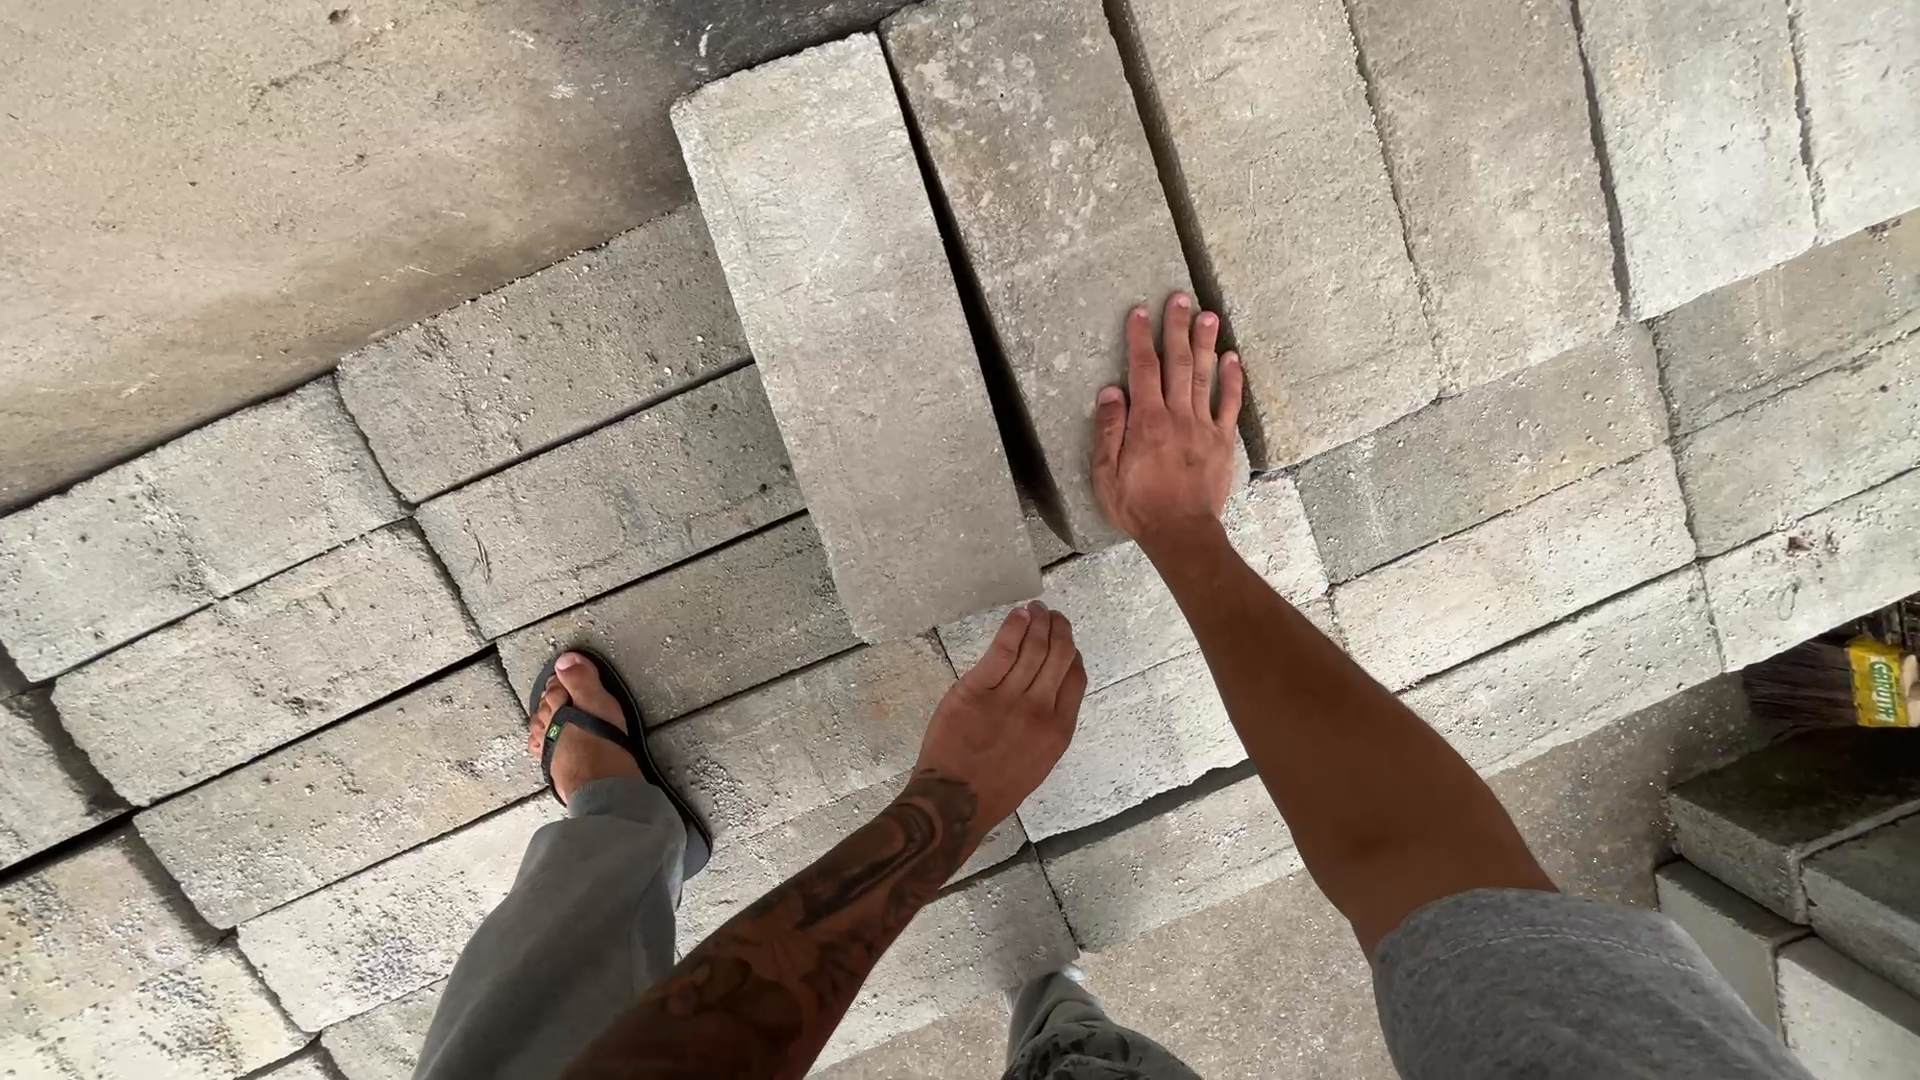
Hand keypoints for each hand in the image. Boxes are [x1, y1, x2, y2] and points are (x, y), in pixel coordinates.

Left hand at [914, 602, 1084, 839]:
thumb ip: (1048, 727)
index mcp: (1059, 730)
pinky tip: (1019, 615)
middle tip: (1053, 615)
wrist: (954, 801)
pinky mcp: (977, 689)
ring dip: (1039, 622)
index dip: (1074, 654)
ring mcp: (1009, 698)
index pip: (1076, 679)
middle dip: (1060, 629)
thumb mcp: (1038, 762)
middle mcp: (1040, 710)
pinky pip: (1002, 650)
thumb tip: (1050, 694)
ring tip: (1037, 609)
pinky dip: (1014, 627)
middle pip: (1059, 656)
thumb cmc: (994, 788)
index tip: (1067, 641)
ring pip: (1034, 648)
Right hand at [1091, 292, 1243, 553]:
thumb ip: (1109, 431)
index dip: (1140, 339)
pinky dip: (1231, 380)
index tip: (1140, 312)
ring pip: (1205, 377)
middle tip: (1180, 297)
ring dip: (1205, 344)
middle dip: (1176, 328)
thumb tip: (1110, 392)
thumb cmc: (1138, 506)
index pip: (1142, 370)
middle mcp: (1177, 417)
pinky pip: (1229, 405)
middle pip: (1177, 363)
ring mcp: (1203, 427)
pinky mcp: (1222, 442)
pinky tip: (1232, 358)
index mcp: (1146, 423)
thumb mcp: (1106, 474)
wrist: (1181, 532)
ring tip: (1208, 314)